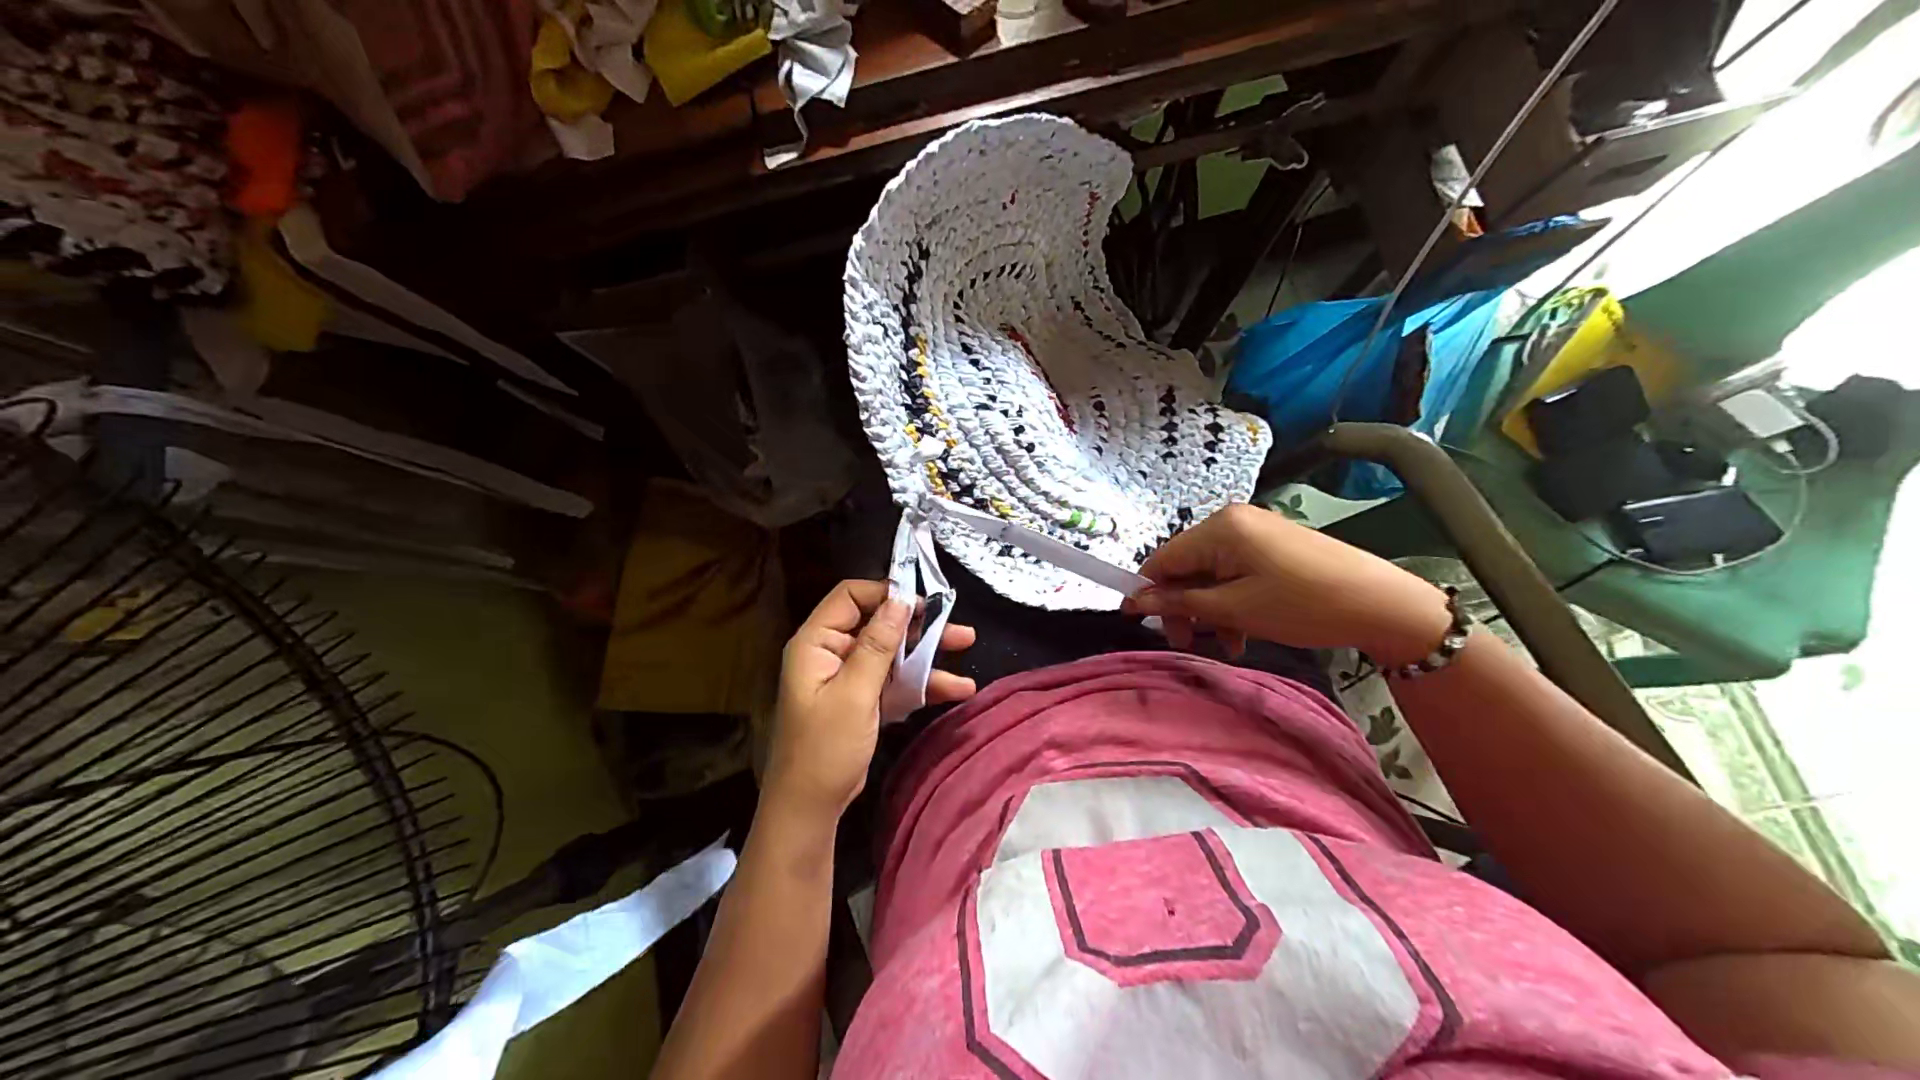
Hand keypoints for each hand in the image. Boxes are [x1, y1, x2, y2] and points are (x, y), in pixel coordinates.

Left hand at [767, 580, 975, 818]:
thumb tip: (900, 601)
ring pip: (892, 654)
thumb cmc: (825, 747)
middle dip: (918, 626)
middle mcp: (832, 654)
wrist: (809, 807)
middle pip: (878, 625)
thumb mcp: (855, 693)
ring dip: (927, 654)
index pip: (850, 597)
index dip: (885, 593)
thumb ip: (878, 645)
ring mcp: (849, 679)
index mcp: (817, 643)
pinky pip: (894, 682)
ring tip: (967, 646)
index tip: (922, 600)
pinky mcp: (863, 701)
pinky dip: (921, 684)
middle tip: (956, 626)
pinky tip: (956, 688)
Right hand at [1125, 503, 1449, 666]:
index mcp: (1219, 528)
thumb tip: (1135, 601)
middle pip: (1185, 565)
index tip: (1140, 625)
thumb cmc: (1303, 605)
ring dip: (1208, 608)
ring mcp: (1255, 531)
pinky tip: (1243, 630)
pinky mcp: (1272, 545)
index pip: (1162, 558)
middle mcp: (1232, 521)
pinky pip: (1234, 572)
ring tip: (1227, 642)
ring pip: (1210, 573)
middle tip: (1189, 643)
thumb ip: (1180, 602)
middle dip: (1183, 605)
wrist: (1382, 604)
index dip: (1148, 592)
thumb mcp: (1235, 609)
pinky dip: (1230, 600)